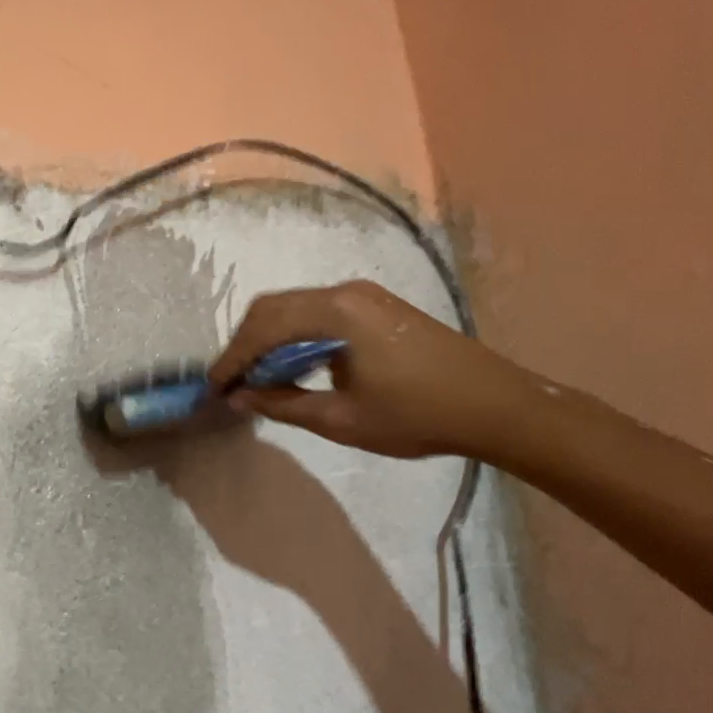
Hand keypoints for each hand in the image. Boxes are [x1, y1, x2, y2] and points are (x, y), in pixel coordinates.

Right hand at [208, 280, 534, 458]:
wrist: (498, 406)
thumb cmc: (418, 416)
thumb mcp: (342, 420)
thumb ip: (283, 405)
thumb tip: (240, 397)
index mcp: (336, 313)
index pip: (263, 327)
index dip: (233, 358)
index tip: (214, 387)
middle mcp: (345, 292)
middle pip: (273, 308)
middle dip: (245, 344)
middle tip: (232, 382)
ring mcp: (363, 295)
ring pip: (294, 307)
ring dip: (269, 339)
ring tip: (258, 378)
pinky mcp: (376, 306)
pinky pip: (317, 312)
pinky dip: (294, 335)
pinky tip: (294, 366)